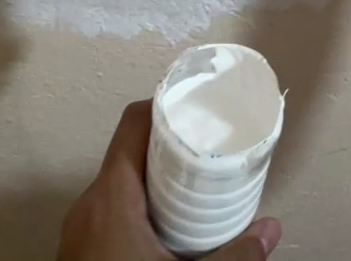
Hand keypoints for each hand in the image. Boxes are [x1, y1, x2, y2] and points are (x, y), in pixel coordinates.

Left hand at [58, 101, 282, 260]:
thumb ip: (233, 256)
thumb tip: (272, 229)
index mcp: (110, 196)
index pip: (132, 122)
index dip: (164, 105)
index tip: (197, 106)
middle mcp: (88, 205)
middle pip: (129, 151)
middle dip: (169, 146)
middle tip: (206, 147)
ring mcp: (78, 231)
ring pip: (118, 183)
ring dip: (153, 178)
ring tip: (192, 184)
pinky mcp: (79, 252)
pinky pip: (109, 210)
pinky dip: (137, 205)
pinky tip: (164, 224)